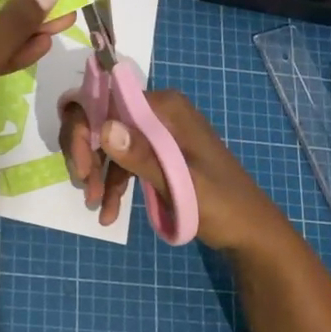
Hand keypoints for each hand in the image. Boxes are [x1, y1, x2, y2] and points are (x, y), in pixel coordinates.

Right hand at [60, 87, 287, 252]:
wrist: (249, 231)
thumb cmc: (222, 205)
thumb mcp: (181, 183)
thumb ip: (142, 156)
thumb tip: (104, 127)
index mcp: (165, 108)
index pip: (106, 101)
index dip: (84, 129)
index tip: (81, 168)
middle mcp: (157, 112)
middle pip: (100, 118)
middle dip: (85, 152)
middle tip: (85, 186)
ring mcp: (156, 133)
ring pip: (104, 141)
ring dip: (95, 171)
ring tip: (94, 205)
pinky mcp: (154, 154)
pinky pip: (119, 160)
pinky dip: (109, 183)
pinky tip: (107, 211)